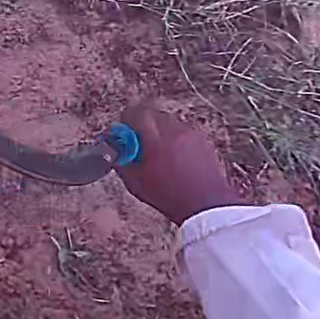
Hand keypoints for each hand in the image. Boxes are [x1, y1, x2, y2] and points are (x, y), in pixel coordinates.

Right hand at [118, 104, 243, 225]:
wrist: (206, 205)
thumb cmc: (171, 197)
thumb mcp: (136, 184)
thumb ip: (121, 163)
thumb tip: (113, 150)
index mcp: (155, 141)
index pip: (135, 114)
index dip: (126, 120)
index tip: (124, 131)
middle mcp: (173, 131)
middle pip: (152, 113)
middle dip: (142, 123)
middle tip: (139, 140)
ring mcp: (189, 133)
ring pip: (168, 120)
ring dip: (159, 129)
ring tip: (159, 150)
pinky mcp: (201, 138)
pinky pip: (182, 129)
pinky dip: (175, 137)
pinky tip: (175, 155)